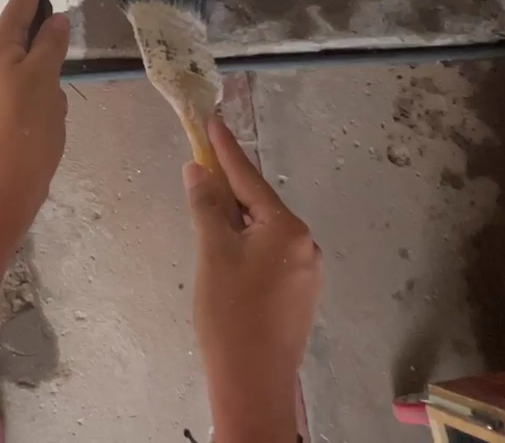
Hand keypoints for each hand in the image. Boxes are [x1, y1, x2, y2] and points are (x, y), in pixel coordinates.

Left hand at [0, 0, 70, 240]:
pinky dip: (26, 84)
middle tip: (55, 40)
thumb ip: (50, 45)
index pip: (18, 0)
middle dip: (27, 24)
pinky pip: (8, 82)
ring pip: (8, 56)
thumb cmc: (28, 128)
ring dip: (31, 59)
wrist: (1, 188)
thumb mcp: (46, 80)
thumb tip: (52, 19)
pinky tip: (44, 110)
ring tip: (55, 87)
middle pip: (4, 26)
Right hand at [184, 116, 321, 442]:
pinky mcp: (299, 292)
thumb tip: (198, 169)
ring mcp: (306, 270)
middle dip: (227, 188)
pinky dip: (245, 241)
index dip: (225, 149)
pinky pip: (269, 250)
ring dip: (234, 218)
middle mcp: (305, 244)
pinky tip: (225, 249)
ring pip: (262, 228)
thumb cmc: (230, 314)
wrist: (254, 385)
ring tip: (205, 216)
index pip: (248, 178)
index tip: (212, 120)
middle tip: (199, 167)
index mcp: (287, 229)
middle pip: (257, 202)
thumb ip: (205, 204)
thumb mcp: (211, 251)